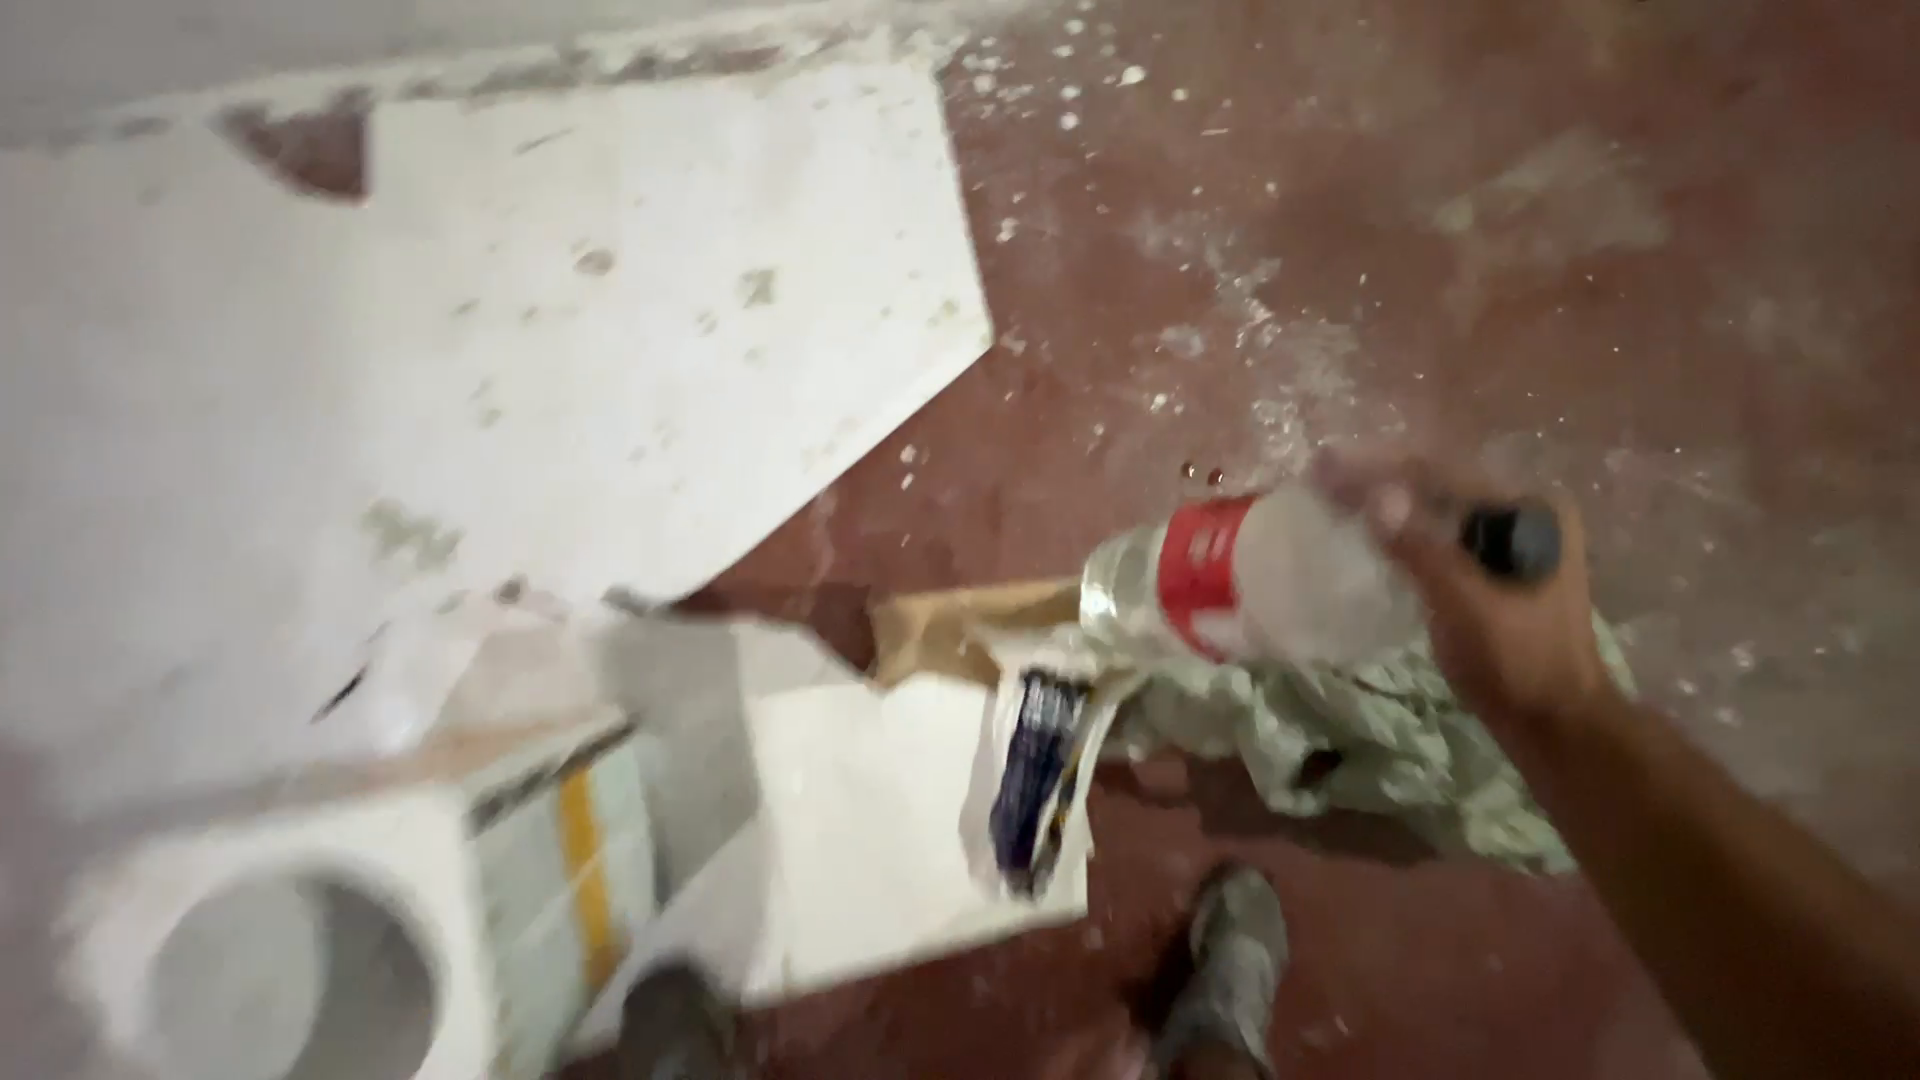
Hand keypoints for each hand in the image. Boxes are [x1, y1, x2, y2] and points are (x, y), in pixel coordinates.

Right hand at [1309, 447, 1616, 729]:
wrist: (1554, 721)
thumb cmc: (1519, 661)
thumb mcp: (1468, 605)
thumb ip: (1422, 550)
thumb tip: (1374, 497)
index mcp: (1528, 512)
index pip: (1440, 473)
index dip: (1378, 468)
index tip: (1324, 468)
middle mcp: (1519, 514)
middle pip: (1434, 483)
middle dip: (1374, 478)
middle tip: (1317, 475)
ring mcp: (1503, 541)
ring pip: (1429, 507)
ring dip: (1380, 501)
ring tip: (1328, 494)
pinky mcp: (1482, 568)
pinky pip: (1430, 534)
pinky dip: (1393, 528)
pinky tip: (1359, 527)